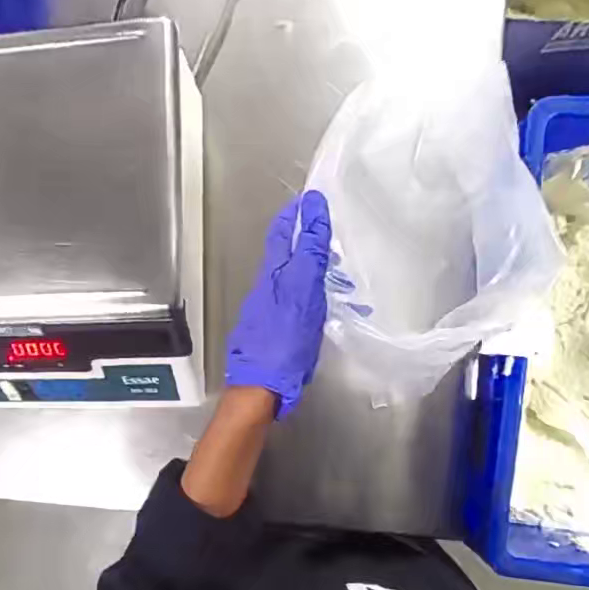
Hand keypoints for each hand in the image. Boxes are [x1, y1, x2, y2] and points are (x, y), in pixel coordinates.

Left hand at [224, 192, 332, 417]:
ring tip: (329, 274)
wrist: (259, 389)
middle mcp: (264, 291)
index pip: (284, 234)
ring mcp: (262, 313)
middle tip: (324, 232)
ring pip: (286, 282)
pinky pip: (286, 305)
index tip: (312, 201)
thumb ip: (309, 256)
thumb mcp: (303, 296)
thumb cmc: (284, 346)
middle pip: (283, 257)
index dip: (298, 216)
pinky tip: (312, 308)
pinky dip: (301, 297)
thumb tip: (312, 217)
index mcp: (274, 278)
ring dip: (305, 271)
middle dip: (303, 241)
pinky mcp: (265, 333)